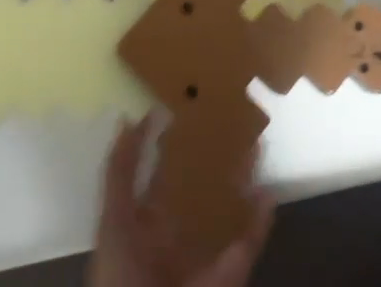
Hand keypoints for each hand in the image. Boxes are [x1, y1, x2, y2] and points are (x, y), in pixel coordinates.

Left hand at [86, 118, 274, 286]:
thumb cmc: (119, 276)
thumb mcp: (113, 221)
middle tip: (225, 122)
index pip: (153, 178)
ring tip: (255, 147)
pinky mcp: (226, 277)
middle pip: (194, 191)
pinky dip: (258, 222)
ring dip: (242, 181)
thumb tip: (126, 121)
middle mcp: (171, 238)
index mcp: (141, 224)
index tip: (175, 110)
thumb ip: (120, 173)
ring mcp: (200, 257)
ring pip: (225, 211)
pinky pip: (246, 246)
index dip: (162, 146)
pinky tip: (267, 195)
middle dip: (210, 159)